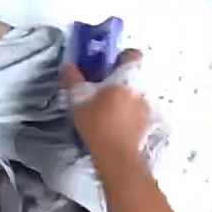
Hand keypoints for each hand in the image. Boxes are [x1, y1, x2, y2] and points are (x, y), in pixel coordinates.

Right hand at [62, 49, 149, 164]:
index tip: (108, 64)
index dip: (122, 56)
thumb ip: (73, 79)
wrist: (115, 155)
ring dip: (121, 98)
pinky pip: (134, 112)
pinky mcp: (144, 125)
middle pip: (130, 77)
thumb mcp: (79, 98)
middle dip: (116, 80)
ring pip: (133, 95)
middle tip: (99, 88)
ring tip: (104, 108)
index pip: (133, 55)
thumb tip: (67, 65)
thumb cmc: (98, 121)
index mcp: (127, 78)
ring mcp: (144, 108)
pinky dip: (125, 114)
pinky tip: (111, 123)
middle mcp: (140, 90)